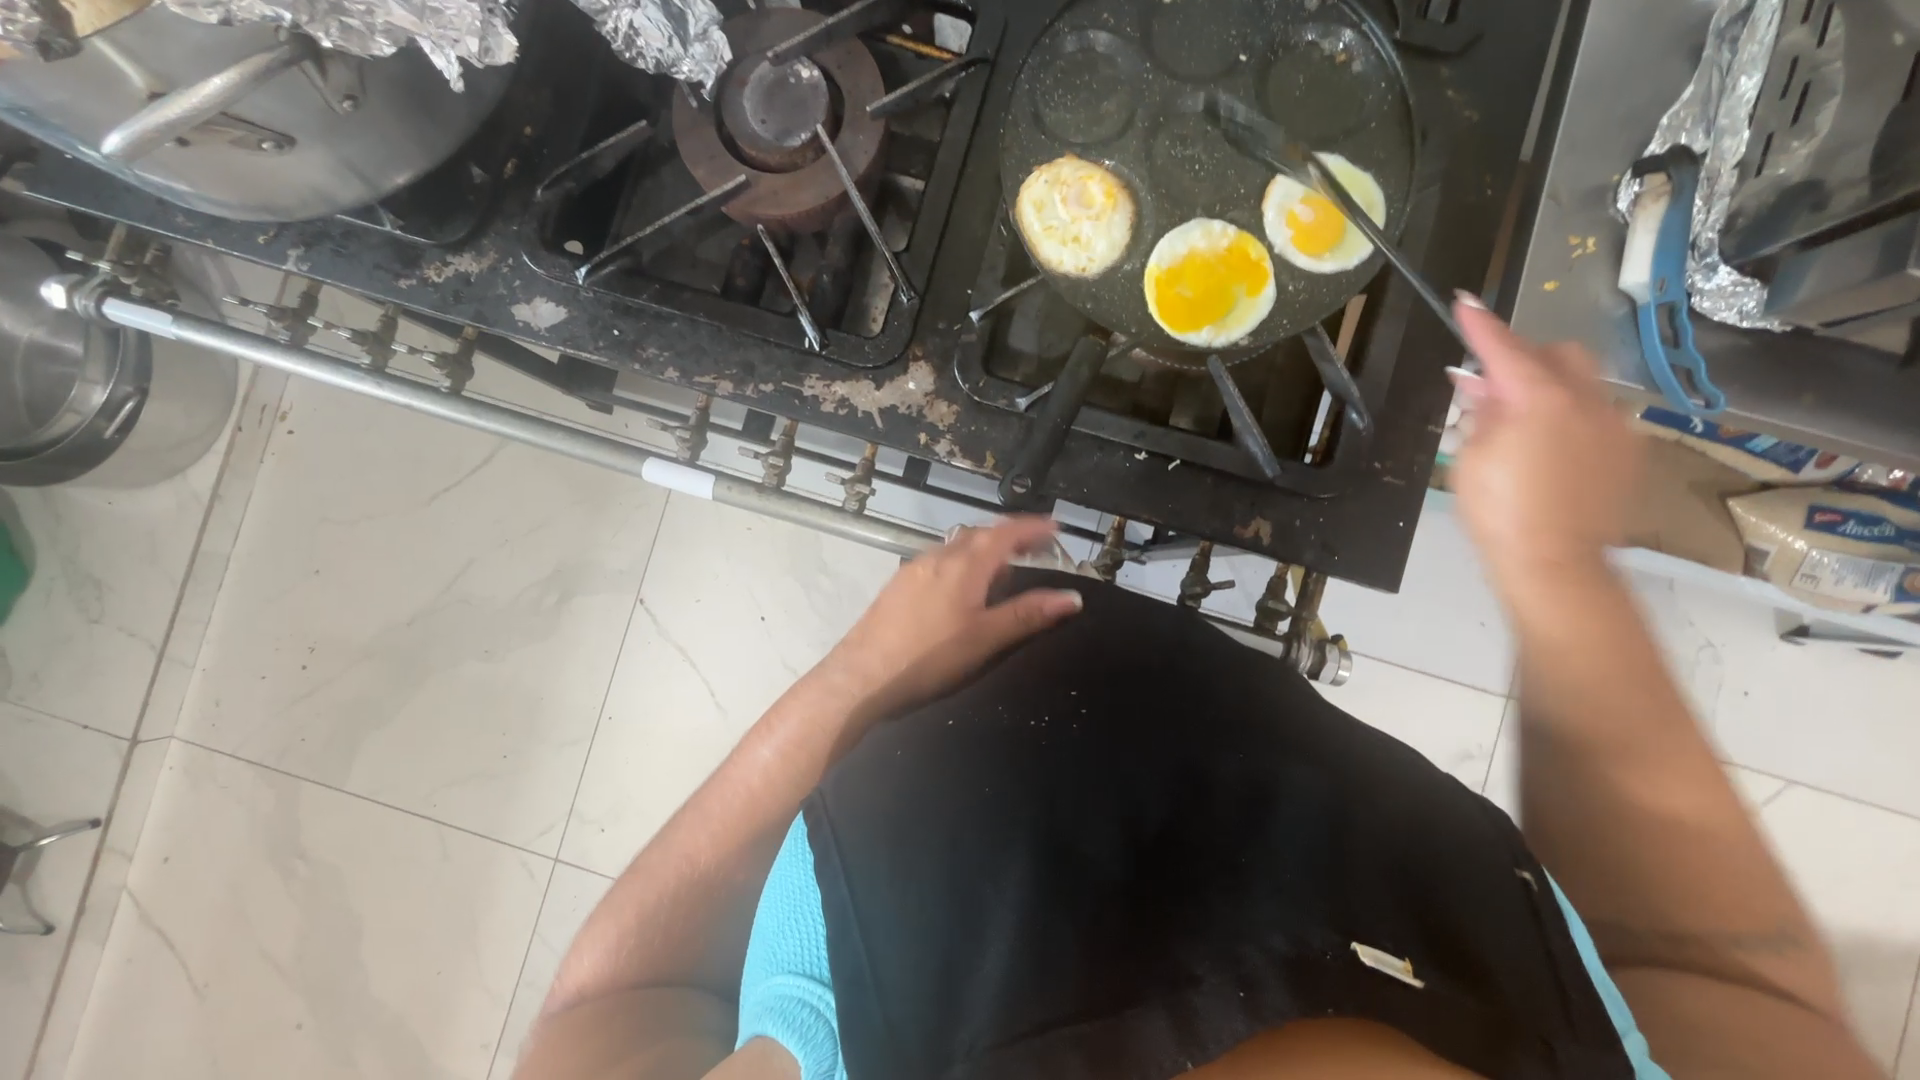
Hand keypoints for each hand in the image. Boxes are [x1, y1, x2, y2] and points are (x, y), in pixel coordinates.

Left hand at [814, 516, 1083, 721]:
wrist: (861, 676)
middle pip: (979, 534)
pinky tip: (963, 587)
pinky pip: (939, 561)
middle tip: (1035, 547)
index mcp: (964, 564)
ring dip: (984, 549)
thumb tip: (1072, 597)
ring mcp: (914, 569)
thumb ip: (1028, 614)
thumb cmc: (928, 657)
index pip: (1005, 533)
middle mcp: (938, 557)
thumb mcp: (985, 638)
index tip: (1055, 528)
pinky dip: (962, 562)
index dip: (1032, 528)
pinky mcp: (898, 586)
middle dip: (1009, 536)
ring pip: (956, 547)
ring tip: (1004, 567)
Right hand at [1450, 298, 1640, 599]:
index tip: (1465, 302)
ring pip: (1584, 384)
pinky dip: (1573, 418)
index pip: (1503, 349)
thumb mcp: (1470, 459)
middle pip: (1558, 354)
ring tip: (1523, 421)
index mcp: (1540, 400)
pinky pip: (1600, 417)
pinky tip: (1551, 449)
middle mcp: (1586, 402)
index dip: (1481, 326)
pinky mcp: (1629, 453)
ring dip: (1551, 388)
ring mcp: (1615, 426)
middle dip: (1526, 357)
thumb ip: (1481, 413)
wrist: (1555, 564)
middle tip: (1493, 382)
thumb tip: (1483, 385)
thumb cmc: (1499, 513)